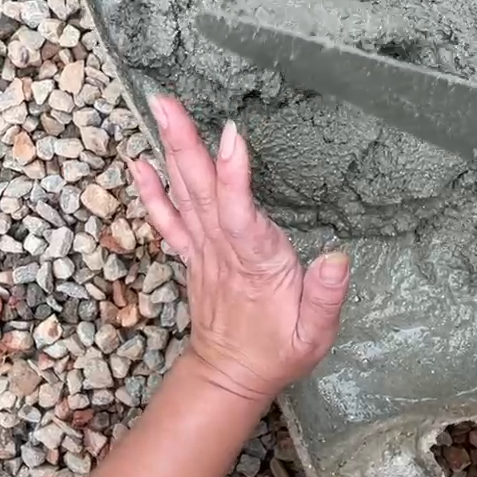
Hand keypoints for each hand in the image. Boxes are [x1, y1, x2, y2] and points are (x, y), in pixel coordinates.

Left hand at [130, 96, 351, 403]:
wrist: (230, 375)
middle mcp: (223, 250)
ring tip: (160, 109)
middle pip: (202, 192)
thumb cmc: (277, 351)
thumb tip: (337, 258)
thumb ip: (325, 296)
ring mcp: (201, 250)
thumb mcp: (315, 335)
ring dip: (171, 149)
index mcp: (257, 264)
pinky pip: (168, 218)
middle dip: (186, 143)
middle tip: (167, 101)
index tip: (231, 134)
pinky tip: (139, 161)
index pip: (241, 215)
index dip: (235, 175)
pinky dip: (152, 189)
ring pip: (184, 194)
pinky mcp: (192, 253)